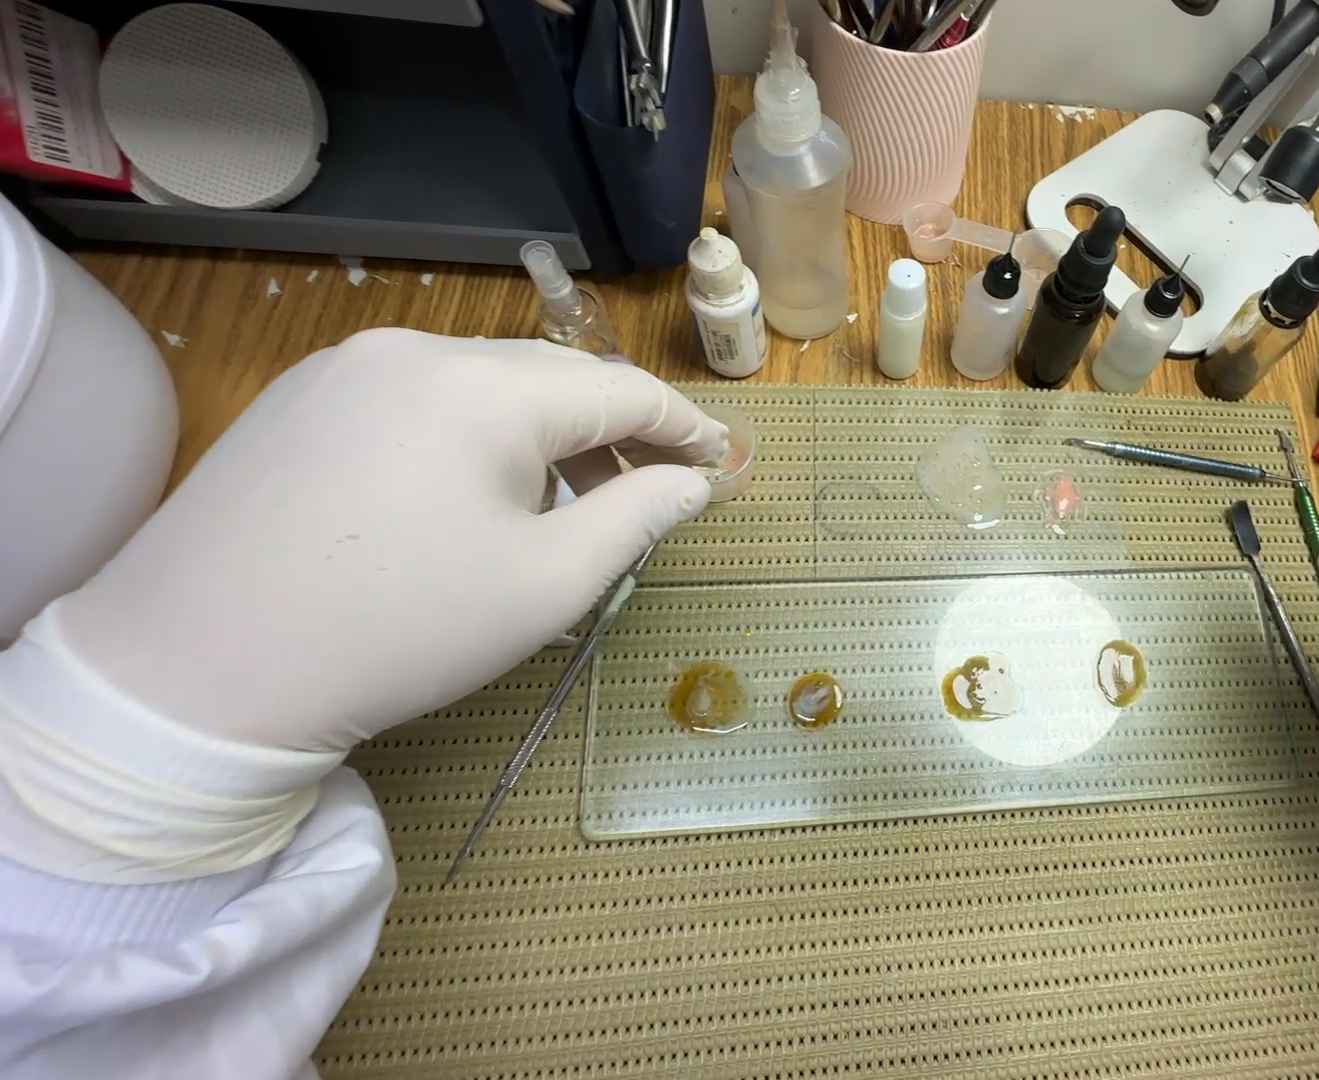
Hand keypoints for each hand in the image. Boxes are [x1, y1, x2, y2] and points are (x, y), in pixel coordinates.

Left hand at [0, 330, 723, 880]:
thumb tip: (692, 481)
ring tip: (581, 497)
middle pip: (559, 379)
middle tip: (661, 484)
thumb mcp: (552, 582)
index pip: (621, 391)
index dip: (685, 426)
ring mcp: (353, 366)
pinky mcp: (311, 396)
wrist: (193, 675)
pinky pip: (435, 398)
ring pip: (496, 385)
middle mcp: (418, 352)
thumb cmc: (403, 630)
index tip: (723, 461)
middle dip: (623, 430)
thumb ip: (640, 515)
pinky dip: (491, 434)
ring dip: (557, 434)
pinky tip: (492, 489)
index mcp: (483, 391)